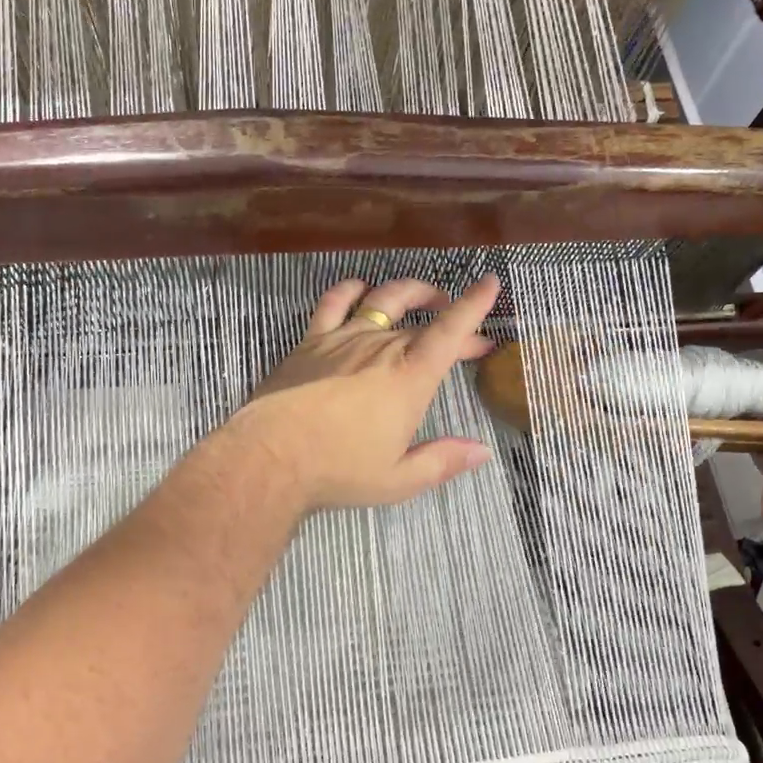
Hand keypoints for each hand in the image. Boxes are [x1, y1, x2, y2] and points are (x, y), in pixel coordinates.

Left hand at [214, 275, 501, 512]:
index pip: (450, 331)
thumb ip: (443, 462)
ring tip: (424, 296)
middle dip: (452, 322)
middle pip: (424, 322)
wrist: (272, 456)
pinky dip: (352, 290)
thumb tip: (482, 452)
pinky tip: (360, 289)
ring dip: (410, 293)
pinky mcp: (311, 341)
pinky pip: (334, 303)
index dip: (475, 305)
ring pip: (383, 301)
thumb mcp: (398, 479)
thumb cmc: (339, 471)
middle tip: (469, 340)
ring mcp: (343, 338)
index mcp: (409, 379)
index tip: (491, 283)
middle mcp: (381, 348)